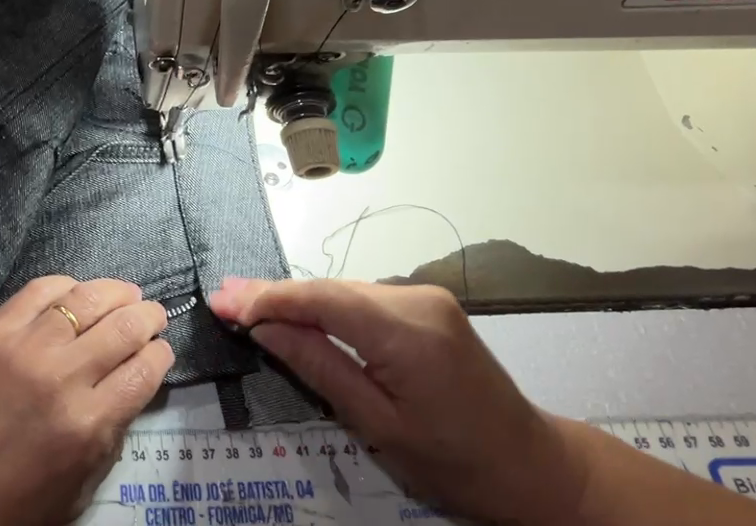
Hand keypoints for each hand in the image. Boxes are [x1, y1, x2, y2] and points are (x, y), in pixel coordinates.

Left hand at [0, 276, 174, 525]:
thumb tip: (132, 386)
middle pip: (124, 327)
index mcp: (87, 424)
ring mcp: (25, 346)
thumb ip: (110, 435)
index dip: (161, 356)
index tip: (162, 351)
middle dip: (149, 317)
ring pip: (87, 298)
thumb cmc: (6, 506)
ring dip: (117, 292)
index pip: (144, 371)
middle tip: (154, 315)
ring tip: (128, 293)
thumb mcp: (76, 489)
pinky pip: (40, 290)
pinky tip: (77, 289)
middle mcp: (62, 376)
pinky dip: (66, 284)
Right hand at [208, 278, 587, 525]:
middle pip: (328, 289)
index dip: (268, 297)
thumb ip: (319, 367)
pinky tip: (295, 313)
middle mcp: (415, 299)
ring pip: (342, 291)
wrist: (534, 466)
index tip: (223, 301)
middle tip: (221, 298)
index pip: (321, 298)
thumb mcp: (379, 426)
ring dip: (297, 300)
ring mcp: (424, 297)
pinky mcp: (427, 304)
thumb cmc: (456, 463)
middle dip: (273, 295)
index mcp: (407, 334)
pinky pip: (362, 299)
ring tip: (246, 304)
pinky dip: (326, 307)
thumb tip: (264, 328)